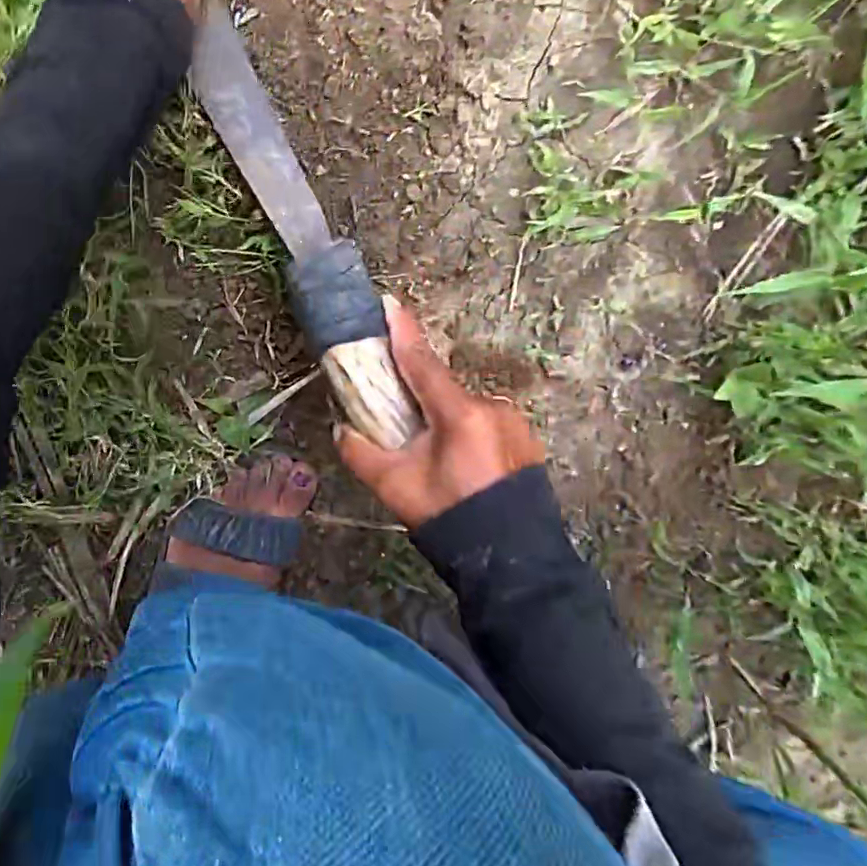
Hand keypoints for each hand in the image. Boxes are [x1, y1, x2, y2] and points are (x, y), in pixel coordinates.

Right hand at [336, 297, 546, 528]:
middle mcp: (492, 407)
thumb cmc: (448, 518)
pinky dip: (468, 433)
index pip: (422, 363)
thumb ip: (360, 453)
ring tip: (436, 460)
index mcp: (459, 413)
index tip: (389, 303)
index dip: (402, 332)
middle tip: (404, 427)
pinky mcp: (526, 440)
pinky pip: (486, 424)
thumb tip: (340, 430)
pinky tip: (463, 466)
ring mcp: (514, 423)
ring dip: (445, 420)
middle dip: (419, 398)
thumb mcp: (394, 487)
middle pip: (442, 389)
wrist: (513, 561)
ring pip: (465, 409)